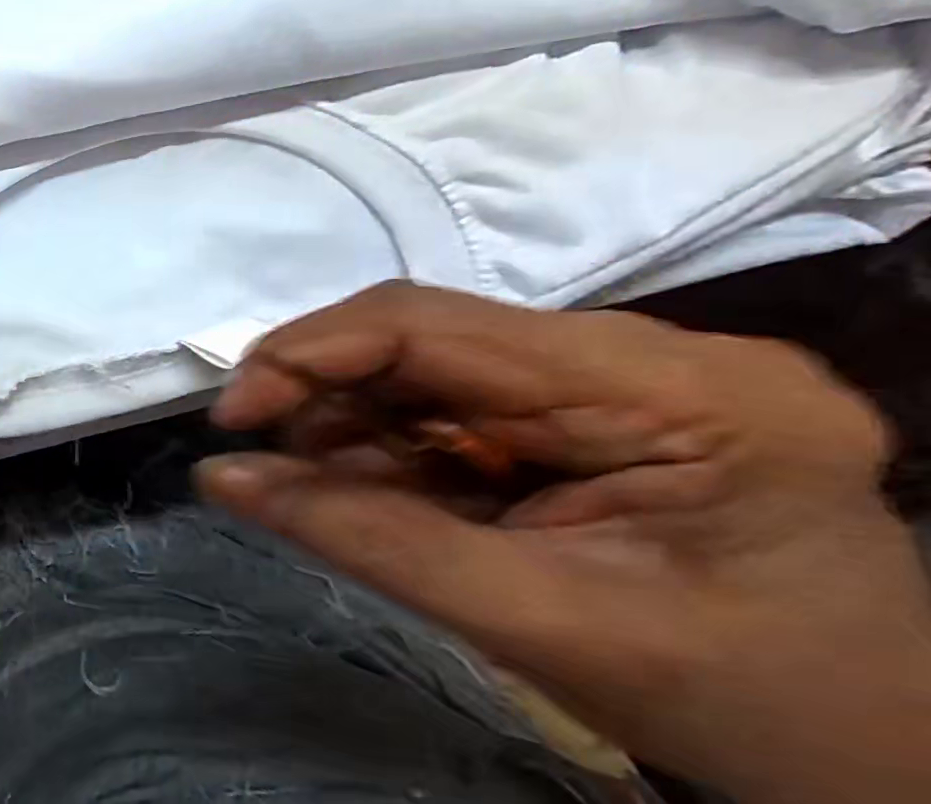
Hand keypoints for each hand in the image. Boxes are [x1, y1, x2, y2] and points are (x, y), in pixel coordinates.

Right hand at [195, 282, 930, 803]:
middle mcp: (641, 353)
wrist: (881, 759)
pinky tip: (369, 483)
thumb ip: (366, 540)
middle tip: (260, 455)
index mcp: (674, 390)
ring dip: (351, 423)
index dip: (309, 354)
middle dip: (324, 393)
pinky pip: (449, 401)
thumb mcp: (537, 626)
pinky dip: (389, 443)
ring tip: (319, 486)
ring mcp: (617, 372)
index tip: (232, 416)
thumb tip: (220, 478)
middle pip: (421, 337)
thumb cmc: (743, 709)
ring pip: (423, 368)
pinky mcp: (591, 401)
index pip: (435, 325)